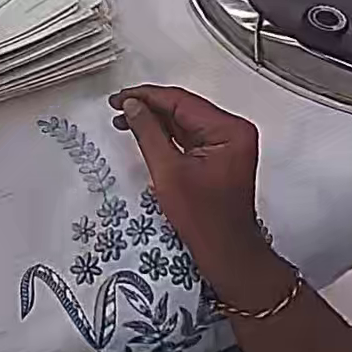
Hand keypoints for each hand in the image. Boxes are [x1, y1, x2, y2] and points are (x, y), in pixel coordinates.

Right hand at [111, 86, 290, 308]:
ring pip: (184, 121)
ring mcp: (227, 143)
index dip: (147, 97)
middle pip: (184, 108)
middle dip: (149, 107)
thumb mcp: (169, 171)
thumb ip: (148, 132)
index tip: (120, 98)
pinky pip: (189, 136)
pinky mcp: (219, 155)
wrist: (226, 254)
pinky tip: (145, 132)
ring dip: (155, 120)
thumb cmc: (204, 219)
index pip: (182, 101)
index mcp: (229, 129)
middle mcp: (233, 131)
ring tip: (125, 118)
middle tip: (118, 106)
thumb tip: (133, 106)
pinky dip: (166, 135)